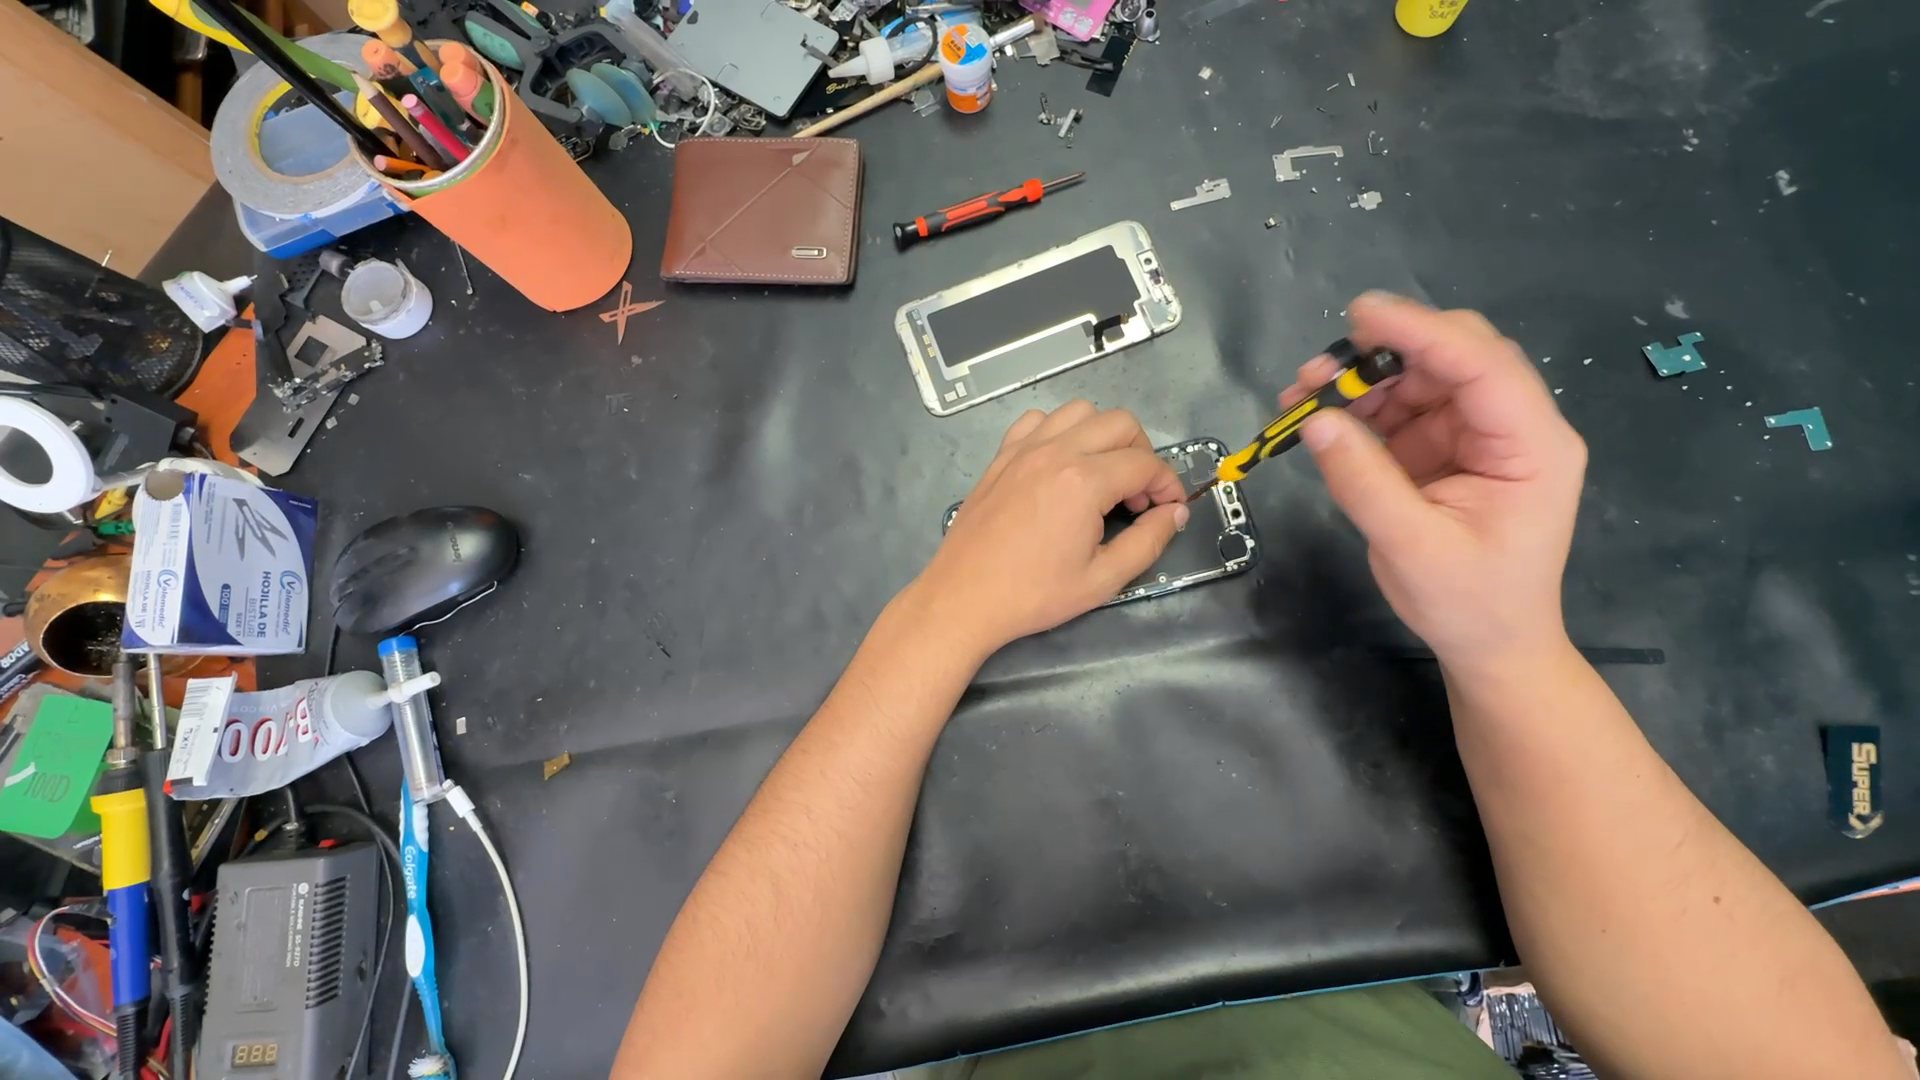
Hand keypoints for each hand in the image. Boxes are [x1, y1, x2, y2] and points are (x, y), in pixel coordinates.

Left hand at [911, 401, 1189, 655]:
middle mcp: (1055, 451)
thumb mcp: (1102, 580)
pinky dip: (1059, 431)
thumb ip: (1148, 541)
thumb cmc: (1033, 594)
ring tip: (1102, 476)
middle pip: (1119, 423)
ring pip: (1079, 411)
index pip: (1145, 462)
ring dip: (1102, 435)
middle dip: (1142, 454)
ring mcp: (1024, 449)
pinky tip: (1059, 464)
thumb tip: (1174, 512)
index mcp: (1083, 481)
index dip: (1167, 484)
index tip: (1167, 509)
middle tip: (1136, 496)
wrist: (964, 597)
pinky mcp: (1001, 456)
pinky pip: (1037, 420)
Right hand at [1284, 292, 1586, 668]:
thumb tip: (1313, 421)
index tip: (1360, 316)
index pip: (1482, 366)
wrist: (1491, 645)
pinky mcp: (1442, 451)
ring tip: (1301, 396)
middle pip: (1453, 359)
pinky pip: (1398, 413)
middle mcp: (1509, 428)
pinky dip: (1357, 410)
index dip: (1421, 333)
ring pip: (1419, 380)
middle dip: (1383, 354)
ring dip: (1360, 382)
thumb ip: (1363, 481)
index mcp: (1532, 446)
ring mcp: (1474, 437)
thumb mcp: (1411, 545)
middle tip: (1316, 371)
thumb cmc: (1469, 603)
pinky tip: (1317, 418)